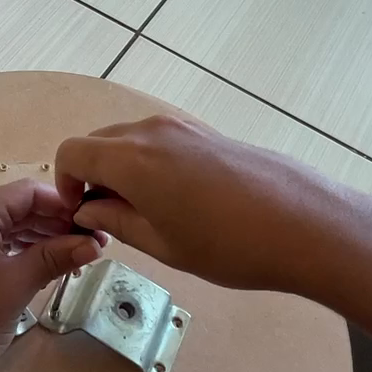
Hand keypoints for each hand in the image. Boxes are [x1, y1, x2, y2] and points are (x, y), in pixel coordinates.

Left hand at [0, 179, 102, 371]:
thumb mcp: (17, 285)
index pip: (25, 192)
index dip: (62, 204)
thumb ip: (55, 256)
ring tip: (77, 257)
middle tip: (93, 244)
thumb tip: (94, 244)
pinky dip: (21, 251)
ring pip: (8, 227)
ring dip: (41, 238)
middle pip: (17, 208)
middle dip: (55, 223)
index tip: (93, 223)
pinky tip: (47, 265)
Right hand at [57, 115, 371, 311]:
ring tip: (147, 212)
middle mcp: (149, 130)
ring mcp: (180, 126)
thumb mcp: (163, 245)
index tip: (81, 214)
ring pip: (128, 139)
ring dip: (120, 169)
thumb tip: (89, 209)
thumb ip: (116, 221)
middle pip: (97, 142)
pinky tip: (179, 198)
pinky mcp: (205, 130)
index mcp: (130, 158)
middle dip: (90, 176)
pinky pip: (157, 139)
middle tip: (109, 218)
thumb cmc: (229, 245)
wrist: (307, 223)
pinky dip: (148, 162)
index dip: (64, 183)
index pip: (72, 152)